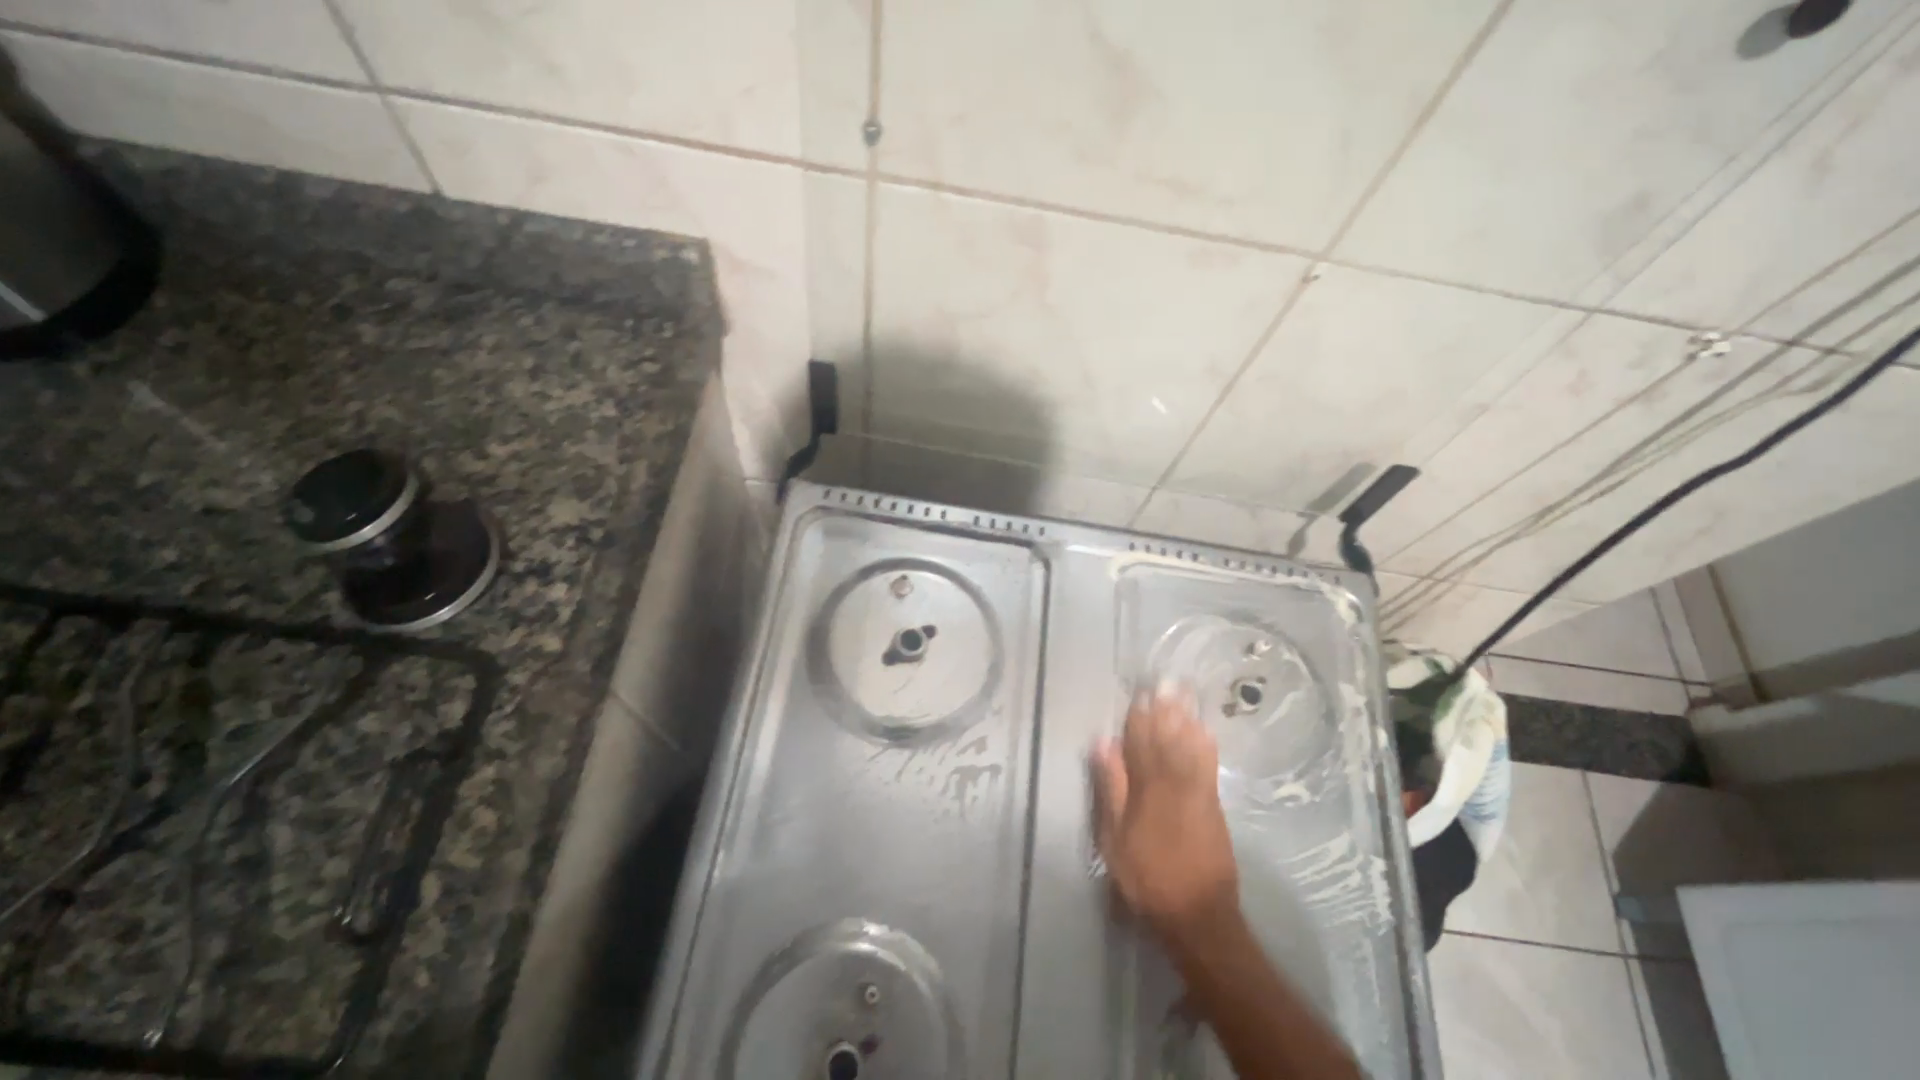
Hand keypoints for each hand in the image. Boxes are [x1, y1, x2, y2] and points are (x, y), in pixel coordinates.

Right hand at [1092, 680, 1239, 939]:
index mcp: (1146, 788)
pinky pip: (1208, 763)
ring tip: (1181, 693)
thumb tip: (1104, 746)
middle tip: (1164, 680)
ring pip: (1189, 745)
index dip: (1138, 717)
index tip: (1139, 692)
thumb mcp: (1114, 838)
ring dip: (1184, 718)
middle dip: (1164, 709)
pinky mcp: (1213, 804)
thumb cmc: (1146, 877)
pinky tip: (1203, 728)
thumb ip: (1111, 789)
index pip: (1139, 742)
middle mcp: (1174, 781)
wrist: (1197, 912)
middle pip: (1166, 737)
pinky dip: (1204, 742)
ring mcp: (1198, 791)